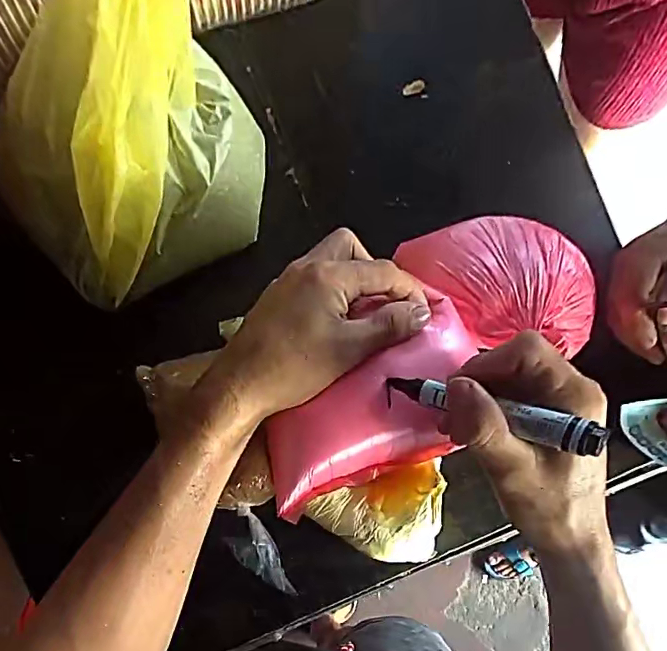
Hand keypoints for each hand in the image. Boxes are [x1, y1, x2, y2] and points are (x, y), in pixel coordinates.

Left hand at [196, 228, 430, 428]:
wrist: (240, 385)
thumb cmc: (294, 368)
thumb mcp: (348, 350)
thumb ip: (387, 326)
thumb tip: (420, 312)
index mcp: (327, 275)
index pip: (382, 270)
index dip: (410, 290)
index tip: (426, 312)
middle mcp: (306, 267)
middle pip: (351, 249)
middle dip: (376, 271)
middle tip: (386, 304)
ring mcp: (287, 281)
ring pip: (330, 262)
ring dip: (353, 281)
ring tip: (364, 314)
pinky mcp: (276, 299)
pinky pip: (313, 280)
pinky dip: (332, 292)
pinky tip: (335, 322)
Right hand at [441, 332, 610, 556]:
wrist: (572, 540)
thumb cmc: (550, 510)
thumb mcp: (512, 471)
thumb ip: (485, 428)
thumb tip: (456, 386)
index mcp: (576, 395)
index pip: (527, 352)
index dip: (485, 365)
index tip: (455, 393)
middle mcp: (573, 389)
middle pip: (517, 361)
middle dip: (478, 383)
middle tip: (450, 414)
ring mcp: (562, 403)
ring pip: (511, 378)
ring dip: (478, 397)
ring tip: (455, 428)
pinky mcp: (549, 417)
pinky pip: (513, 398)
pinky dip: (486, 410)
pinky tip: (470, 433)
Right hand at [605, 195, 666, 362]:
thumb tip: (664, 318)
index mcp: (642, 255)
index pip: (628, 301)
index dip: (639, 328)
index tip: (657, 346)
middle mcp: (622, 267)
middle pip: (617, 314)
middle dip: (638, 340)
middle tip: (662, 355)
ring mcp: (619, 278)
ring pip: (617, 320)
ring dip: (638, 339)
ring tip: (664, 349)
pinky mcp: (623, 288)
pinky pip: (622, 317)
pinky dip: (638, 332)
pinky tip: (658, 337)